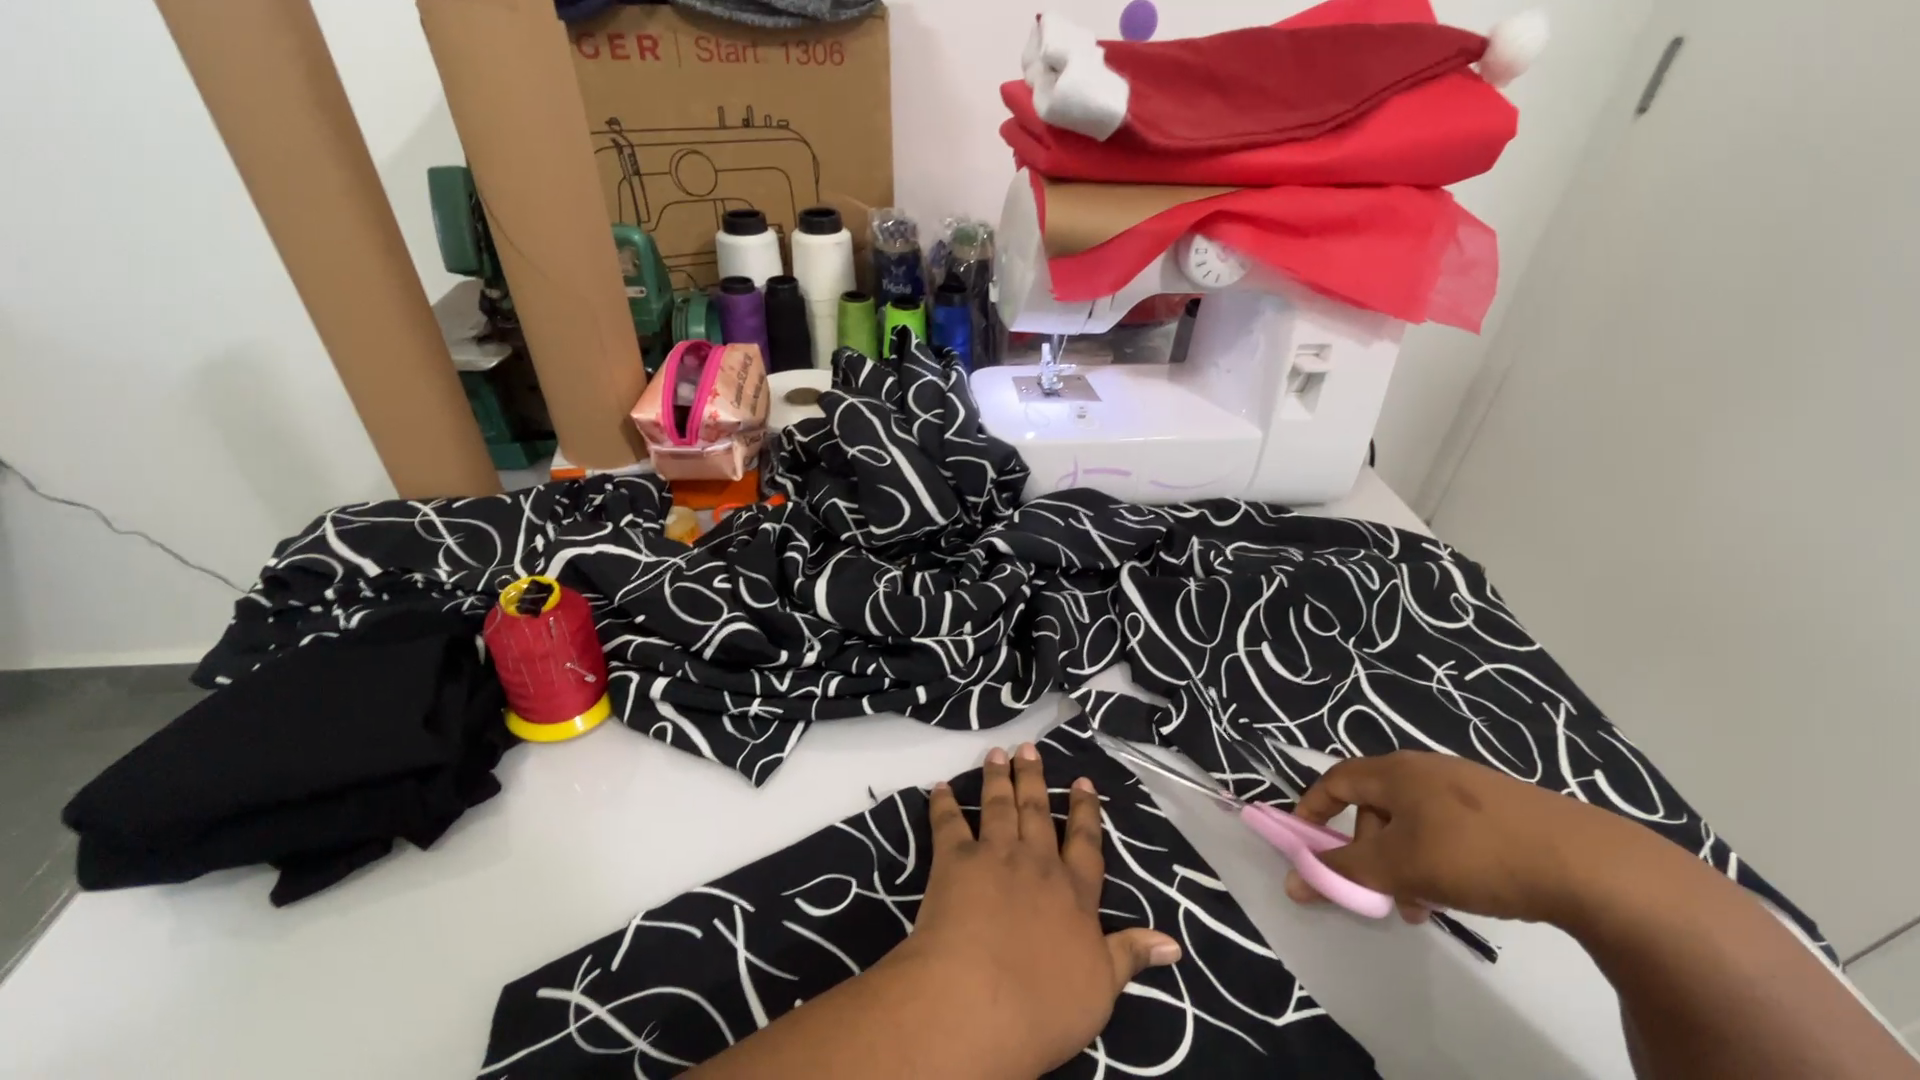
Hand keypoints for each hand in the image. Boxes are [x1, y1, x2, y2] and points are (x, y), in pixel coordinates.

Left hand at [895, 743, 1181, 1076]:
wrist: (979, 1002)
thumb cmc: (1044, 1006)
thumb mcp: (1101, 988)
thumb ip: (1130, 956)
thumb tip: (1172, 942)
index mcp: (1075, 894)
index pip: (1085, 845)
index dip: (1085, 812)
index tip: (1083, 782)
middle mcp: (1038, 866)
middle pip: (1039, 814)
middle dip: (1035, 780)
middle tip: (1029, 749)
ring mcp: (995, 857)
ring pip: (999, 807)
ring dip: (998, 779)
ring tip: (997, 753)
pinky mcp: (954, 862)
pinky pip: (949, 824)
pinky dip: (944, 804)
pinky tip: (941, 787)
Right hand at [1284, 751, 1655, 926]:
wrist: (1589, 864)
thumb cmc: (1475, 854)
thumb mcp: (1400, 866)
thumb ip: (1343, 871)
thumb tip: (1294, 879)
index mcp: (1397, 771)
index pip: (1336, 780)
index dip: (1313, 809)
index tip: (1304, 846)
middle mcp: (1428, 770)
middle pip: (1376, 806)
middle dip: (1367, 852)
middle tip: (1378, 893)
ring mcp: (1470, 787)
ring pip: (1415, 825)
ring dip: (1404, 864)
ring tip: (1423, 906)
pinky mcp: (1504, 810)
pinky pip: (1450, 831)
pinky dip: (1439, 861)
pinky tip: (1461, 894)